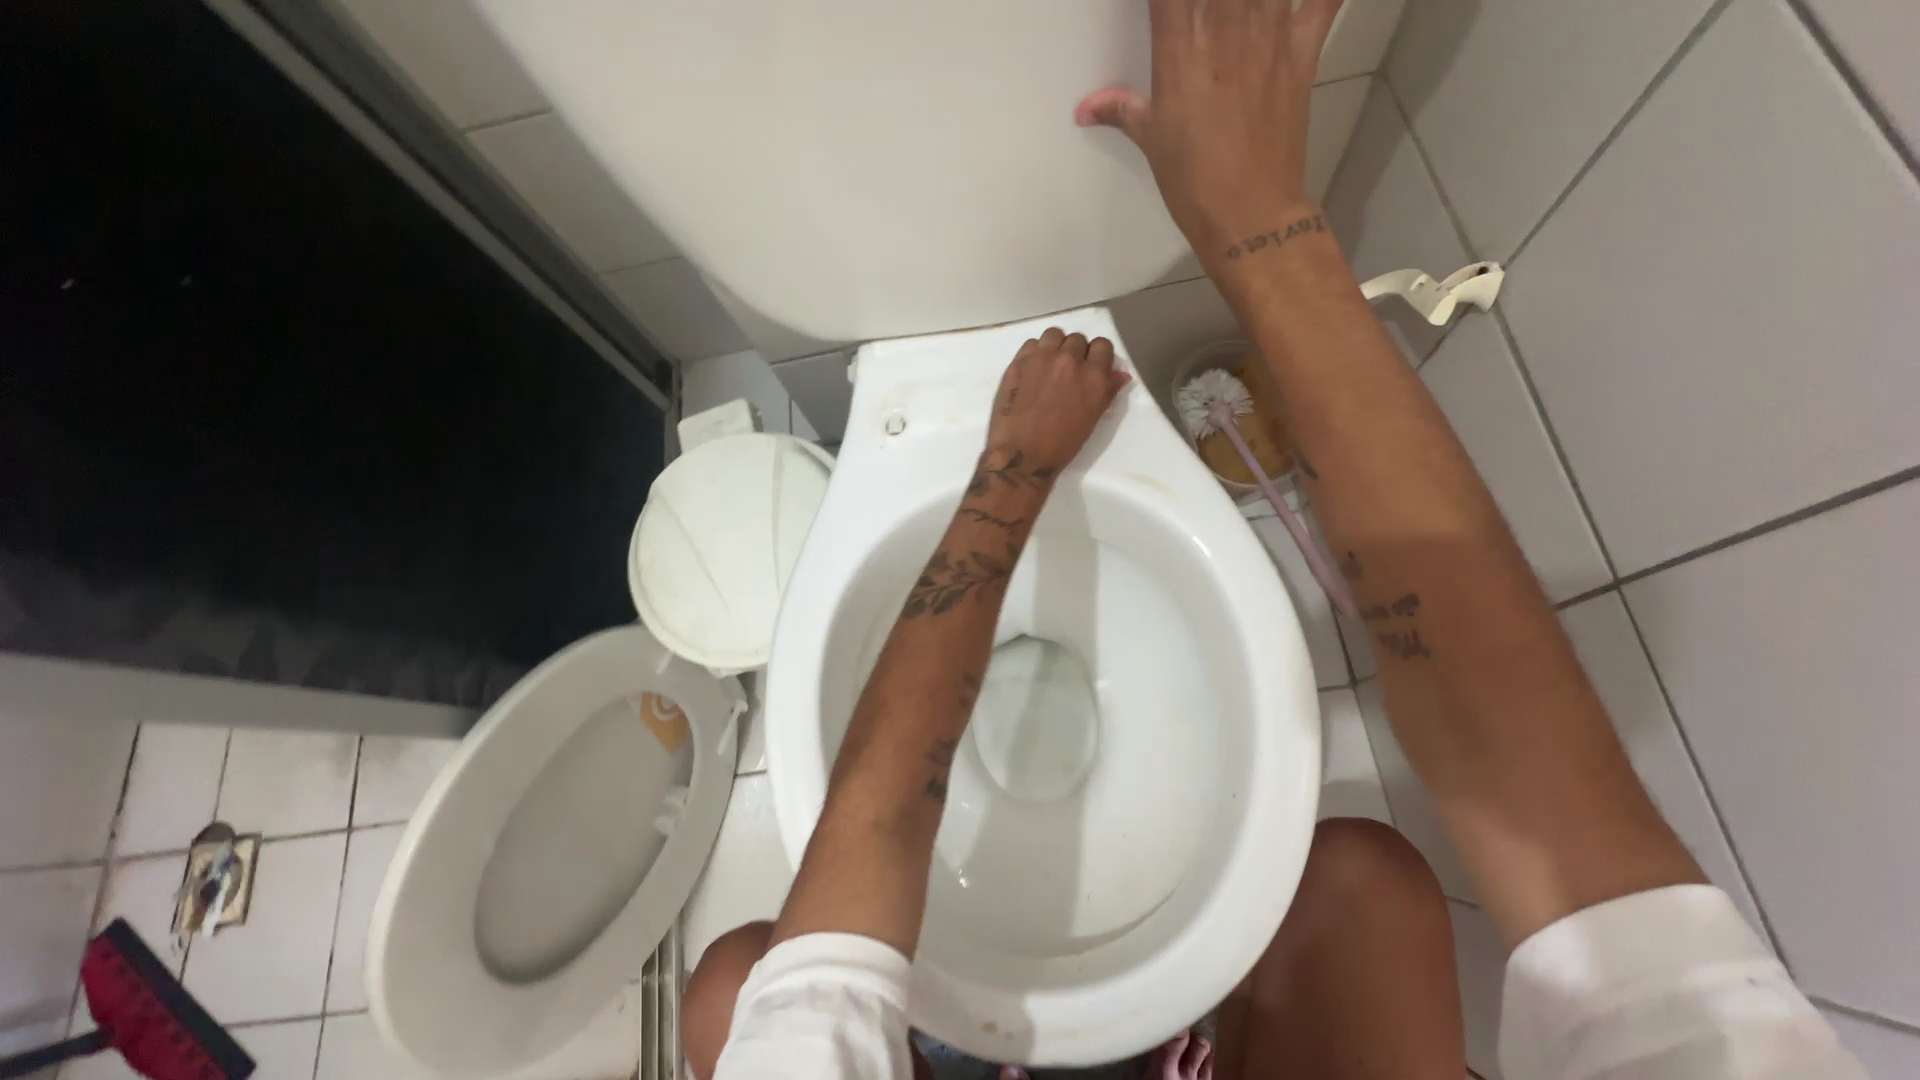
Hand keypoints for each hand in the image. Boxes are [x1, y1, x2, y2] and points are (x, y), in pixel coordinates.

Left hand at [979, 328, 1129, 487]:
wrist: (1022, 455)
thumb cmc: (1061, 445)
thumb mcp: (1092, 419)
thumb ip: (1108, 392)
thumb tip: (1121, 375)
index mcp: (1094, 377)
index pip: (1103, 345)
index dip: (1097, 355)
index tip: (1090, 366)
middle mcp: (1070, 361)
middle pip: (1078, 338)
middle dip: (1075, 352)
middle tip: (1067, 372)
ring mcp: (1042, 358)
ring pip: (1054, 334)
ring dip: (1055, 346)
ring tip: (1049, 365)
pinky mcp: (1019, 362)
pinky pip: (1031, 343)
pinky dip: (1034, 352)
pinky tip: (1031, 370)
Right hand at [1075, 0, 1344, 266]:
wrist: (1250, 215)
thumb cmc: (1194, 183)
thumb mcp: (1152, 143)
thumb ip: (1122, 110)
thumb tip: (1086, 107)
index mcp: (1179, 58)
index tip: (1165, 5)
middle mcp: (1225, 37)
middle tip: (1211, 8)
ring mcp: (1268, 42)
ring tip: (1242, 6)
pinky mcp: (1303, 56)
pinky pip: (1325, 2)